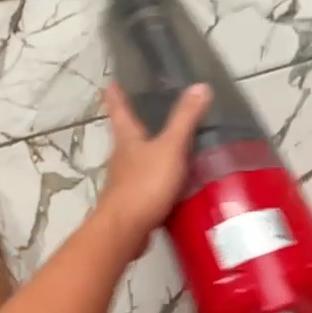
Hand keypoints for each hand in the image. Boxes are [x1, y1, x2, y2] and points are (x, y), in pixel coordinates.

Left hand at [98, 83, 212, 247]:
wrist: (126, 230)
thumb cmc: (144, 185)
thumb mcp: (170, 148)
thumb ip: (185, 119)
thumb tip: (200, 86)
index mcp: (127, 139)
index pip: (119, 110)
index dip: (116, 95)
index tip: (111, 82)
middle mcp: (122, 158)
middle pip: (128, 135)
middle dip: (137, 124)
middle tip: (150, 113)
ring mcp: (126, 181)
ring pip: (139, 161)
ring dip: (151, 154)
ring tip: (171, 148)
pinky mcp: (133, 202)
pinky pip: (149, 185)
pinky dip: (160, 180)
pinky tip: (175, 184)